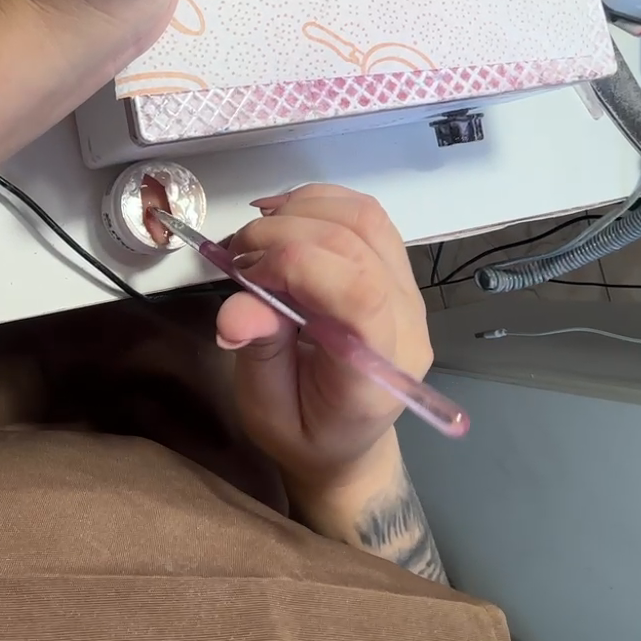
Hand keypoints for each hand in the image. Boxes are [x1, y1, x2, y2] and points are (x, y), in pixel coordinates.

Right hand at [219, 185, 435, 493]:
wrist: (344, 438)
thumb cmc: (304, 429)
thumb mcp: (266, 409)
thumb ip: (259, 353)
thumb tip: (235, 309)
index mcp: (376, 370)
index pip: (359, 293)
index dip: (295, 264)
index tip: (244, 274)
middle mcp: (405, 321)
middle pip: (355, 242)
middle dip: (280, 233)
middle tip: (235, 254)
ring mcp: (406, 291)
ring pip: (363, 216)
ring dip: (299, 210)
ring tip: (256, 237)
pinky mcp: (393, 270)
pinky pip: (364, 214)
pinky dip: (315, 203)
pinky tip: (280, 221)